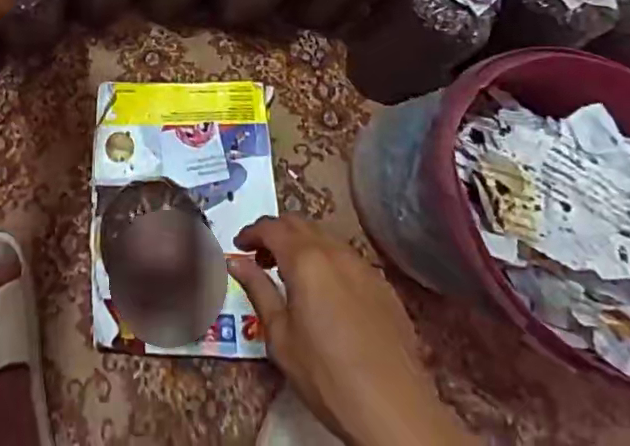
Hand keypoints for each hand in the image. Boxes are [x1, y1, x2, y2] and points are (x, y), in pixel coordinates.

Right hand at [228, 217, 474, 445]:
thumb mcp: (281, 337)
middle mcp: (336, 251)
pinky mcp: (382, 283)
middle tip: (260, 257)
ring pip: (326, 238)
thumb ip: (258, 291)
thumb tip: (236, 261)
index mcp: (306, 260)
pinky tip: (325, 292)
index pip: (273, 228)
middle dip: (276, 233)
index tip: (239, 244)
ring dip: (303, 245)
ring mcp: (363, 265)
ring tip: (289, 274)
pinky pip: (347, 258)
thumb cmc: (326, 374)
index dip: (252, 231)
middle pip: (300, 224)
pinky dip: (327, 261)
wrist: (392, 405)